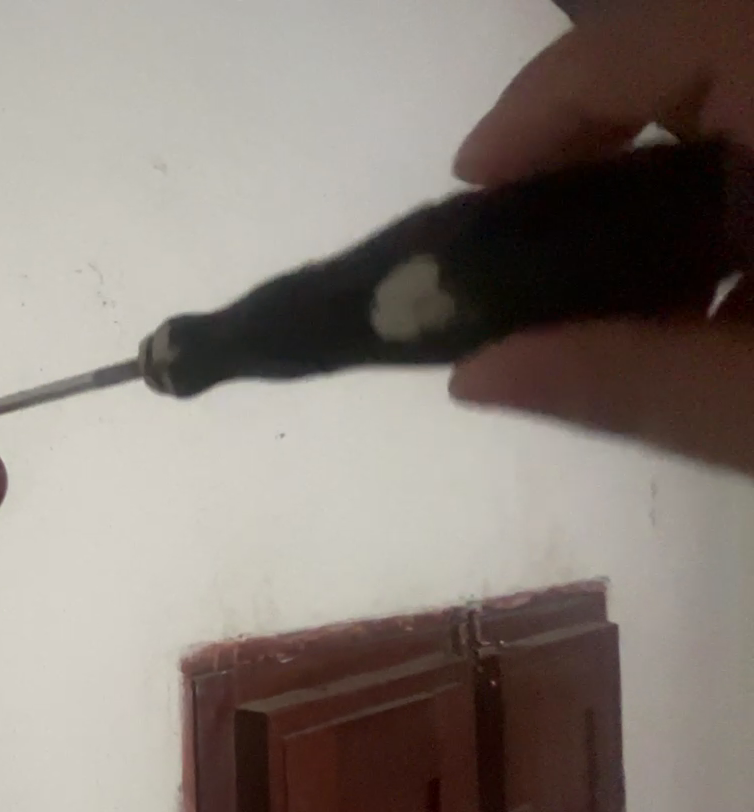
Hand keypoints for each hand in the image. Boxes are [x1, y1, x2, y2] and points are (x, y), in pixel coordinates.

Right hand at [448, 0, 753, 474]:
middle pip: (696, 51)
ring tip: (633, 273)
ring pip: (740, 92)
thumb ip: (634, 385)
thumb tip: (475, 377)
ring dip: (671, 168)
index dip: (543, 105)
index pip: (655, 38)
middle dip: (595, 135)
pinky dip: (737, 185)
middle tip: (533, 235)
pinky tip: (732, 273)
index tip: (473, 187)